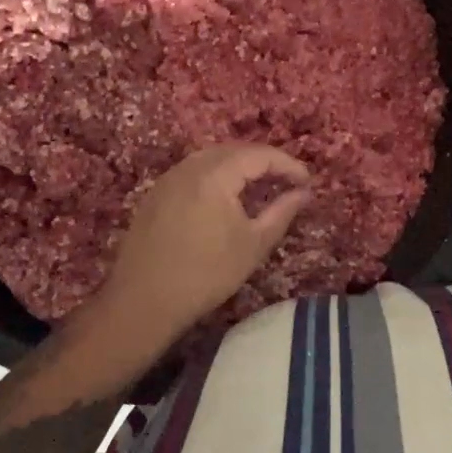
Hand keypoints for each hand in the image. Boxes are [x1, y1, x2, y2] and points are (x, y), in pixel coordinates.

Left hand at [98, 143, 312, 336]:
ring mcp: (167, 180)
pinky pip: (192, 173)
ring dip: (238, 167)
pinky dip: (215, 177)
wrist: (144, 302)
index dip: (287, 164)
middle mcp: (189, 167)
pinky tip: (223, 199)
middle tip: (286, 181)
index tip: (307, 182)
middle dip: (263, 161)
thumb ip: (282, 212)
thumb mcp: (254, 244)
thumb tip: (304, 192)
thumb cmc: (207, 274)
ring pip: (210, 159)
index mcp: (214, 175)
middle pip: (233, 150)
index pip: (259, 154)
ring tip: (259, 186)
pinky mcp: (154, 196)